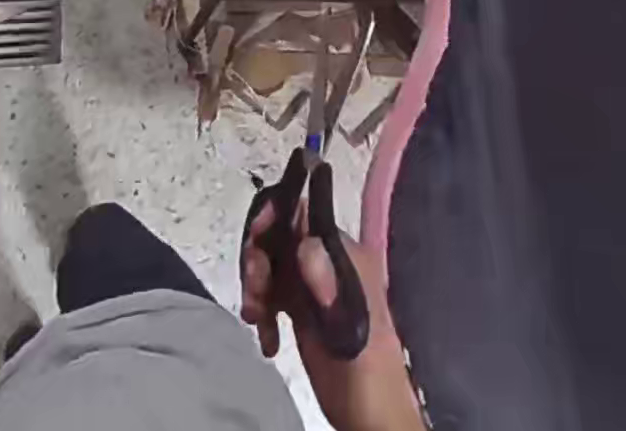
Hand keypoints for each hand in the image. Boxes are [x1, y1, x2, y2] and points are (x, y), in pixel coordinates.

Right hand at [241, 200, 422, 430]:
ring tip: (256, 318)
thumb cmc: (368, 370)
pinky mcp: (301, 308)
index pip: (304, 214)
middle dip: (260, 259)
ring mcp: (313, 284)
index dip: (275, 217)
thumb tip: (306, 244)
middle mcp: (327, 261)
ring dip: (256, 285)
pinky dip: (262, 309)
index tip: (256, 237)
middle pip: (281, 238)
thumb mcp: (351, 324)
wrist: (372, 421)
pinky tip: (267, 339)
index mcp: (345, 254)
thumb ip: (330, 283)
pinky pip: (272, 292)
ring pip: (272, 263)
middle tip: (254, 291)